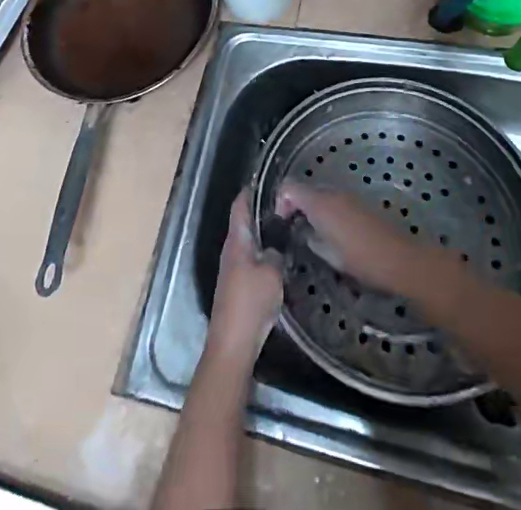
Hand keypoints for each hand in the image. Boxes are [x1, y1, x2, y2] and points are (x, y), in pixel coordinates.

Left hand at [209, 190, 283, 355]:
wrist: (233, 342)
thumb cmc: (251, 302)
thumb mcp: (272, 273)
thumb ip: (276, 252)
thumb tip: (276, 244)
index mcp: (237, 240)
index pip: (241, 205)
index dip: (251, 190)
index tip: (267, 179)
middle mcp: (231, 249)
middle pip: (245, 222)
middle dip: (262, 210)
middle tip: (287, 202)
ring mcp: (233, 268)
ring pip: (249, 241)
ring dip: (265, 232)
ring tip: (288, 225)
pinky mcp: (238, 284)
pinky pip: (252, 258)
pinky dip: (264, 251)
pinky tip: (281, 256)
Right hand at [274, 182, 446, 296]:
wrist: (399, 259)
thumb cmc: (360, 258)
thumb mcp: (327, 253)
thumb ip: (310, 237)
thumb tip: (305, 231)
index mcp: (319, 202)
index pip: (289, 187)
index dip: (280, 201)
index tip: (281, 221)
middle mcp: (332, 193)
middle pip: (304, 188)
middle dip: (295, 204)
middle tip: (293, 227)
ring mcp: (348, 196)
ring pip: (321, 194)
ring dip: (312, 207)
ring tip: (312, 231)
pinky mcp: (360, 203)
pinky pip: (335, 200)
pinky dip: (327, 210)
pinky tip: (332, 232)